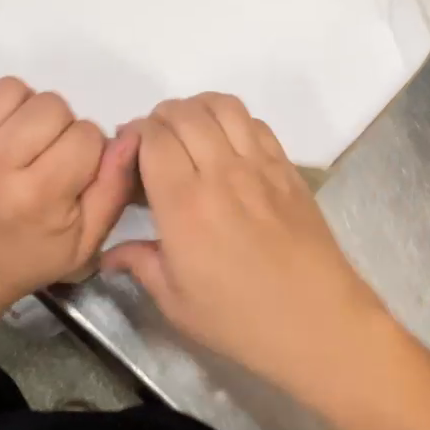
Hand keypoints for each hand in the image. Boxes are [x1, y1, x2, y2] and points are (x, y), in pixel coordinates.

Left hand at [0, 67, 139, 316]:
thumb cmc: (29, 259)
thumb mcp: (86, 241)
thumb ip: (114, 188)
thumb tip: (132, 136)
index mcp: (36, 194)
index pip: (85, 135)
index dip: (90, 152)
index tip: (76, 176)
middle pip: (51, 105)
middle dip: (62, 129)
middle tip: (50, 158)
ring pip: (12, 88)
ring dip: (26, 108)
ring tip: (23, 140)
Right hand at [101, 93, 393, 391]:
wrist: (318, 323)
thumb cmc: (241, 321)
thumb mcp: (176, 303)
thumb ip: (141, 264)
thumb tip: (110, 254)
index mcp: (184, 205)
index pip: (153, 138)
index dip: (135, 135)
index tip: (129, 152)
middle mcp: (221, 173)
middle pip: (185, 113)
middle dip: (160, 118)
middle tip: (154, 143)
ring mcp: (259, 166)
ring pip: (223, 106)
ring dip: (197, 109)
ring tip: (189, 132)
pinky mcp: (287, 169)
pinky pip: (256, 123)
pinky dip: (234, 120)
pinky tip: (227, 144)